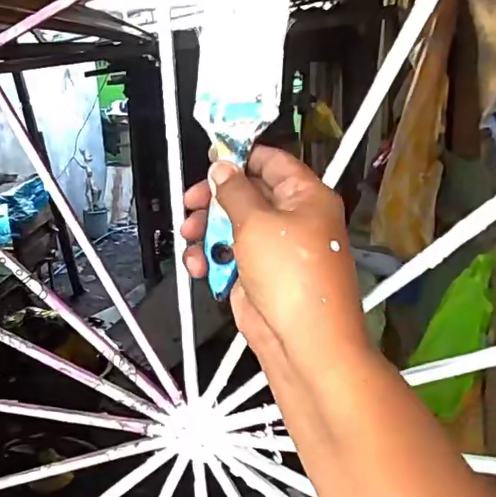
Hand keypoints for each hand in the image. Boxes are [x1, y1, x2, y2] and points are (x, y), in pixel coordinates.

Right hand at [182, 146, 370, 388]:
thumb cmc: (295, 279)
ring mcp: (273, 247)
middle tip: (191, 204)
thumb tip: (222, 169)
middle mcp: (291, 219)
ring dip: (205, 232)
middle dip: (212, 200)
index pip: (270, 162)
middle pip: (243, 194)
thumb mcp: (256, 222)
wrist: (301, 338)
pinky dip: (209, 258)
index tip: (210, 160)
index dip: (239, 158)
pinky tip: (199, 266)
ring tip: (191, 239)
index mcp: (304, 197)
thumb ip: (234, 191)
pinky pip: (225, 255)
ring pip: (229, 226)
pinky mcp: (256, 272)